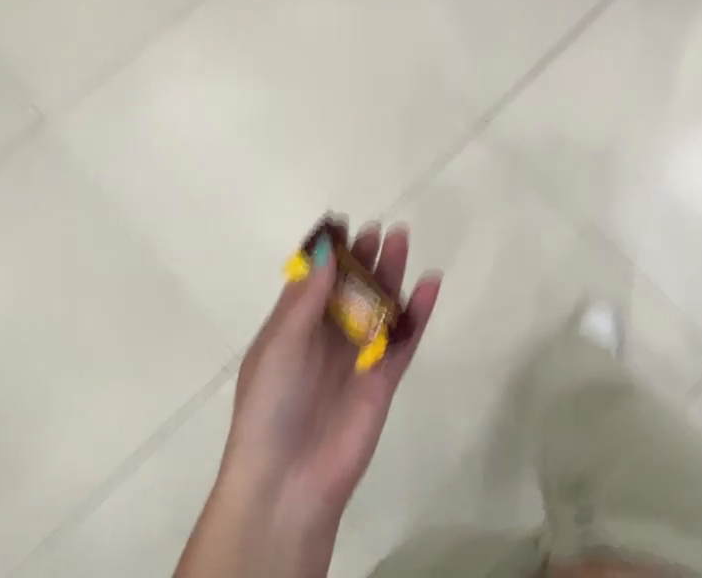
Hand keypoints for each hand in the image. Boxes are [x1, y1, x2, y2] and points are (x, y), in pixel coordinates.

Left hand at [178, 223, 440, 577]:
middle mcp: (326, 338)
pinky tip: (430, 282)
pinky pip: (405, 338)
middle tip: (381, 228)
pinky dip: (419, 311)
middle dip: (365, 258)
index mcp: (293, 329)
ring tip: (402, 239)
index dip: (329, 254)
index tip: (343, 222)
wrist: (289, 479)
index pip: (314, 281)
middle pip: (351, 289)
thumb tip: (325, 251)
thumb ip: (306, 299)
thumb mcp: (279, 345)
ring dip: (391, 274)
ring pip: (380, 306)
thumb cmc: (271, 405)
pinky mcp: (385, 377)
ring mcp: (358, 357)